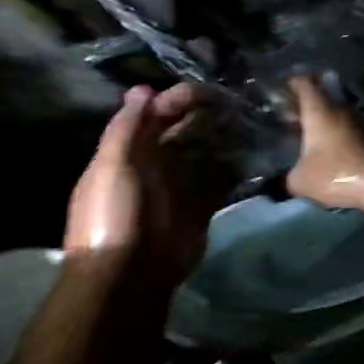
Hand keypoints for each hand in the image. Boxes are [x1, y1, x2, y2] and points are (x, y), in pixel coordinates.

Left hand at [65, 83, 238, 278]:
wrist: (129, 274)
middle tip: (233, 101)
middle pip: (180, 132)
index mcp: (128, 153)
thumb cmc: (114, 216)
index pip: (152, 116)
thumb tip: (143, 89)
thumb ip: (126, 128)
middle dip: (202, 115)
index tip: (203, 91)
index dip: (174, 100)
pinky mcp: (200, 207)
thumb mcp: (111, 167)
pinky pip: (220, 181)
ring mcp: (178, 186)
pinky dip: (234, 168)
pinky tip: (252, 153)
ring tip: (248, 121)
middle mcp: (154, 165)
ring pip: (203, 153)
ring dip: (222, 138)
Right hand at [285, 76, 363, 209]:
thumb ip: (290, 175)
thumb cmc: (338, 174)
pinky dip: (343, 137)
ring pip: (340, 115)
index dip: (293, 82)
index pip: (305, 83)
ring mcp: (363, 121)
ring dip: (327, 123)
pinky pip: (354, 131)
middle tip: (294, 118)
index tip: (284, 88)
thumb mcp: (302, 181)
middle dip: (308, 106)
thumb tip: (292, 177)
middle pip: (323, 98)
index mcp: (320, 111)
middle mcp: (342, 109)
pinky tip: (338, 154)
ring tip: (315, 140)